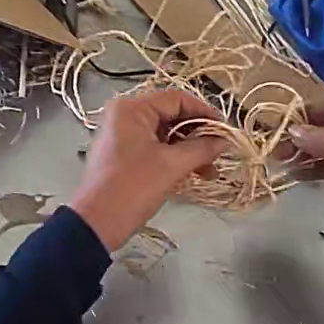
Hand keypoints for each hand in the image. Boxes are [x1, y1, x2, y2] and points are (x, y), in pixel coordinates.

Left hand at [69, 88, 229, 251]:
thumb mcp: (171, 165)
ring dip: (190, 151)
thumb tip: (225, 140)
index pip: (177, 99)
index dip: (205, 113)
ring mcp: (124, 137)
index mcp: (132, 109)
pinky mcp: (125, 156)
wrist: (97, 223)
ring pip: (166, 136)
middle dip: (198, 135)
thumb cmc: (133, 187)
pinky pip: (157, 150)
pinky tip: (195, 174)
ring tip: (211, 171)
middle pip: (172, 117)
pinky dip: (176, 159)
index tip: (226, 130)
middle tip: (220, 152)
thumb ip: (202, 148)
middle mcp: (126, 116)